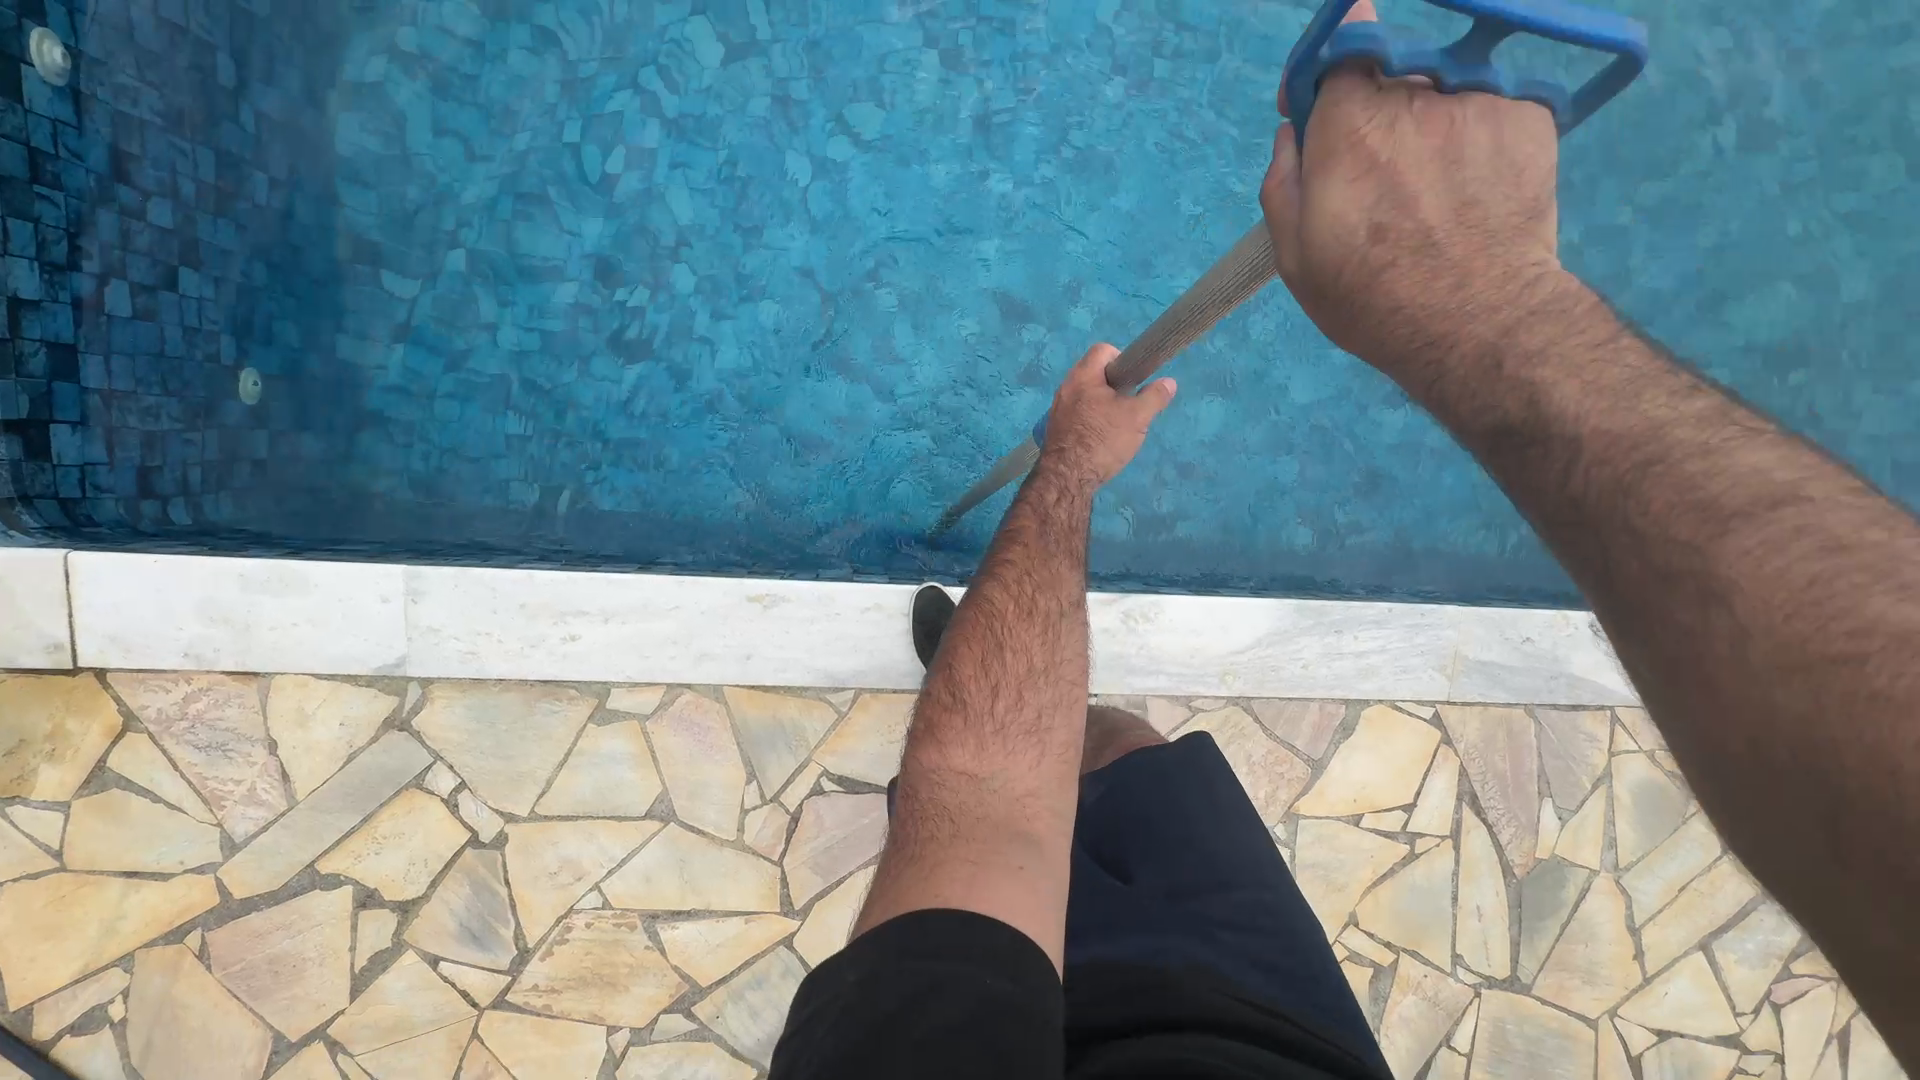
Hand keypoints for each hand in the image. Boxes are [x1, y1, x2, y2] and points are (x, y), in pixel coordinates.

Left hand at [1035, 344, 1175, 491]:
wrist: (1068, 477)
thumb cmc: (1103, 440)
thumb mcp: (1137, 417)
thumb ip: (1154, 396)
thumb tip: (1169, 382)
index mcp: (1083, 376)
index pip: (1103, 350)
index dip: (1123, 358)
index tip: (1134, 379)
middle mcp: (1065, 387)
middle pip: (1094, 373)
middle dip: (1115, 384)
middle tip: (1130, 403)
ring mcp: (1058, 409)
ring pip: (1086, 395)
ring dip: (1103, 404)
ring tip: (1118, 423)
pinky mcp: (1056, 428)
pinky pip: (1077, 414)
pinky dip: (1091, 419)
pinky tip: (1101, 439)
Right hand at [1261, 1, 1572, 380]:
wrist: (1475, 322)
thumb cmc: (1367, 296)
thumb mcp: (1294, 256)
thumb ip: (1283, 181)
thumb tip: (1292, 132)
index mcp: (1351, 125)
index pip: (1344, 44)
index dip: (1329, 67)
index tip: (1322, 106)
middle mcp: (1419, 96)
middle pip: (1391, 80)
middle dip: (1378, 116)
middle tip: (1381, 182)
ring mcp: (1483, 101)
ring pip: (1443, 98)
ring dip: (1429, 131)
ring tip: (1432, 197)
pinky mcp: (1532, 117)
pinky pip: (1490, 112)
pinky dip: (1475, 141)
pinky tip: (1472, 194)